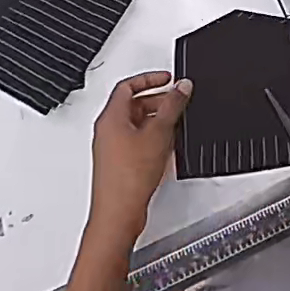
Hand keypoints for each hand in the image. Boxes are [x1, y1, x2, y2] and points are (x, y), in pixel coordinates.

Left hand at [88, 71, 192, 244]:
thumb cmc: (128, 177)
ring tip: (176, 123)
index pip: (128, 86)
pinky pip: (137, 141)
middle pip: (133, 104)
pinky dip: (153, 137)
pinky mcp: (120, 162)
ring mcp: (112, 147)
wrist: (119, 212)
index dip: (149, 78)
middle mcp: (108, 130)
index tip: (167, 78)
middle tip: (177, 100)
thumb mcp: (158, 133)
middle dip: (158, 100)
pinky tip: (168, 145)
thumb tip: (181, 87)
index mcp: (111, 117)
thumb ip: (172, 106)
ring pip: (136, 123)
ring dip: (157, 120)